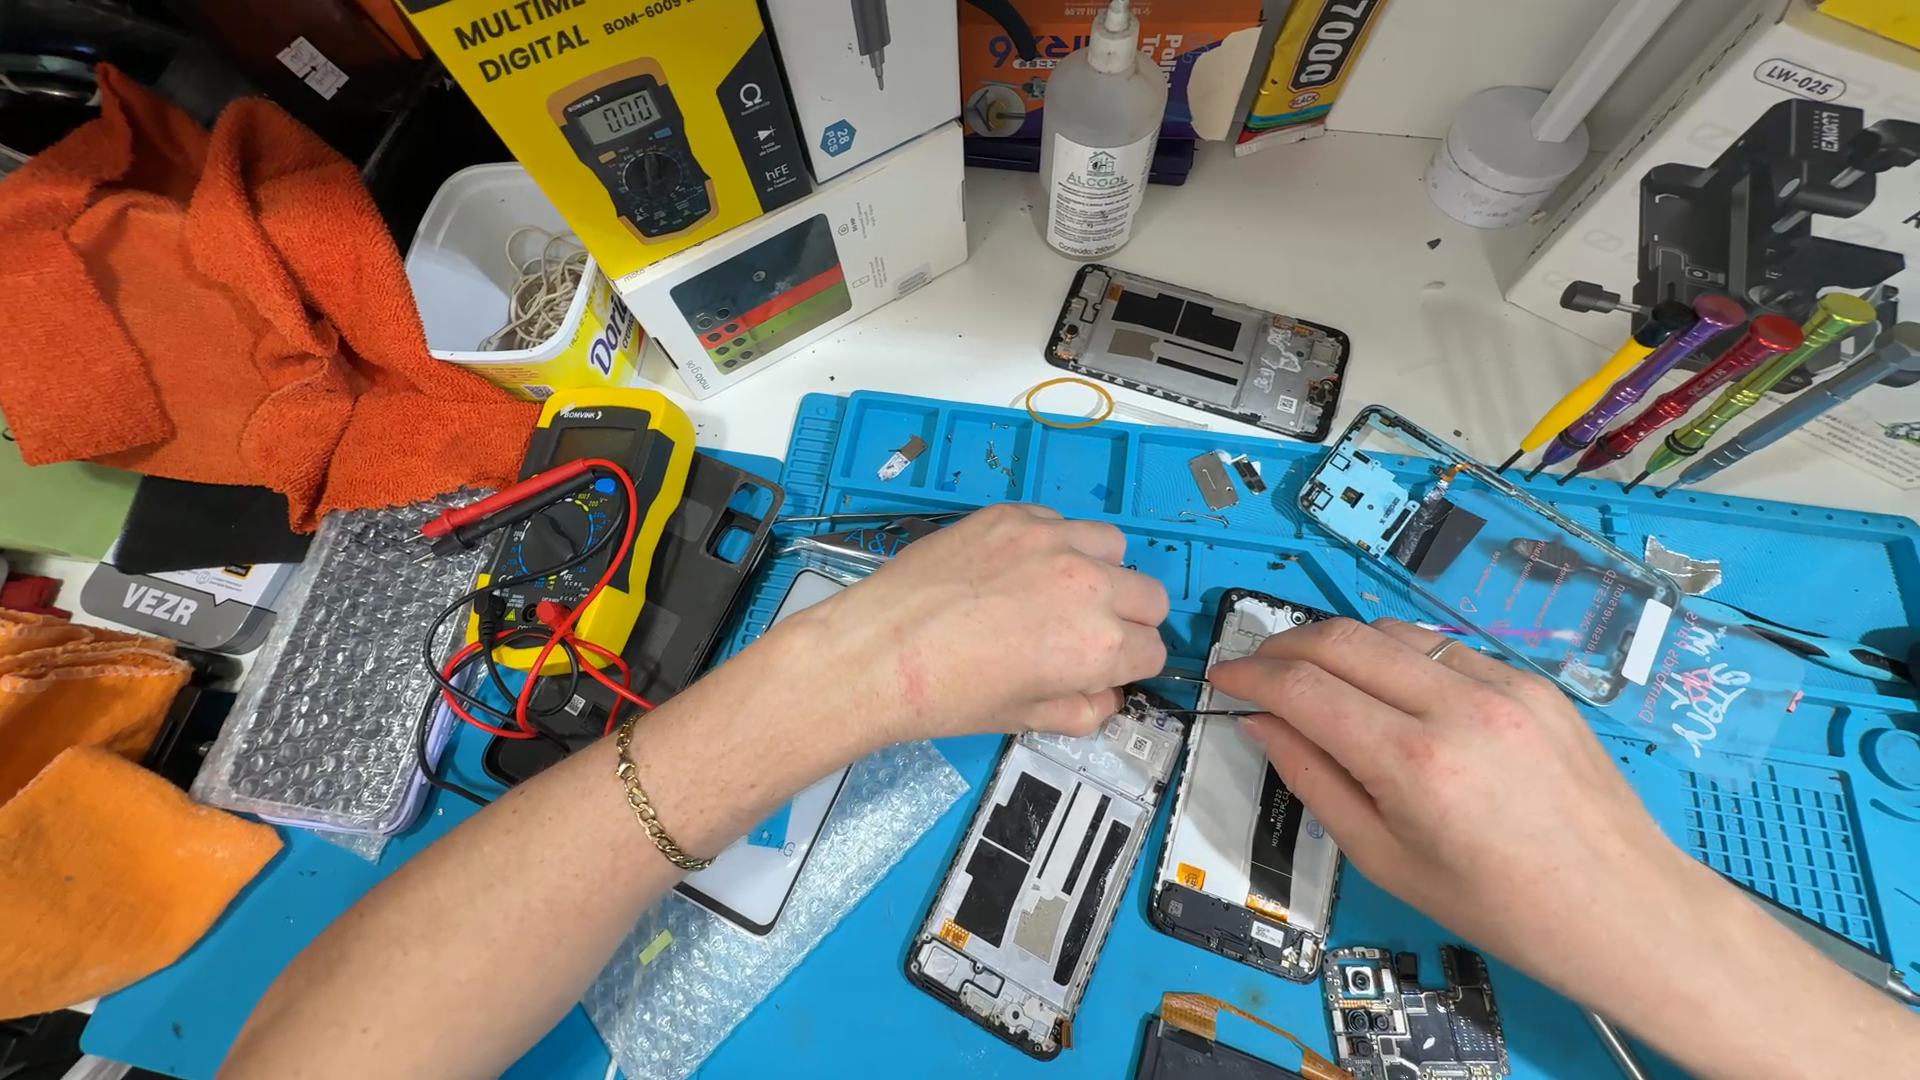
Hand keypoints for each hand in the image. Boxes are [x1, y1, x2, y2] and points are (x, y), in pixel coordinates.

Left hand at [776, 504, 1169, 745]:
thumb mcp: (1023, 719)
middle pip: (1149, 596)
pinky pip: (1059, 521)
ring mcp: (1050, 539)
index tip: (1105, 667)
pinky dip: (1053, 543)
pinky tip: (1015, 567)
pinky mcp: (1013, 514)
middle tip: (1084, 633)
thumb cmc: (945, 695)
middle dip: (1128, 620)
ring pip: (1112, 546)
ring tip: (1056, 591)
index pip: (1153, 650)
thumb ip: (1082, 710)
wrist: (878, 651)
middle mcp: (1087, 584)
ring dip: (1099, 571)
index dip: (1130, 665)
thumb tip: (1103, 695)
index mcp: (1098, 643)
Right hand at [1208, 617, 1703, 996]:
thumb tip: (1259, 721)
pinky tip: (1382, 685)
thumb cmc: (1497, 906)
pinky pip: (1434, 645)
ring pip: (1382, 629)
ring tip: (1308, 673)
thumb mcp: (1382, 859)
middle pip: (1337, 639)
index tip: (1221, 676)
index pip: (1302, 688)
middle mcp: (1458, 707)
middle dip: (1279, 646)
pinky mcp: (1531, 679)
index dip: (1248, 674)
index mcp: (1416, 764)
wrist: (1635, 915)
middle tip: (1255, 668)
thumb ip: (1311, 778)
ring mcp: (1502, 684)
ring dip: (1329, 642)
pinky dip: (1387, 654)